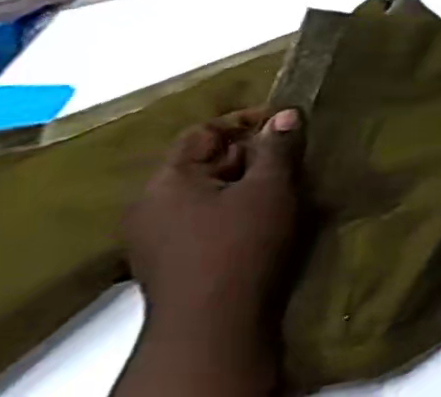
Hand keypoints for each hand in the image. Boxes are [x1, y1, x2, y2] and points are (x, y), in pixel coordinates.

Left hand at [123, 108, 304, 333]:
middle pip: (203, 161)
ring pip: (206, 189)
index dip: (246, 121)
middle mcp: (149, 205)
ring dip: (245, 180)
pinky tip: (264, 212)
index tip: (286, 123)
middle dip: (249, 152)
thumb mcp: (269, 187)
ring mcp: (155, 236)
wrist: (213, 326)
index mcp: (165, 183)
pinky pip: (203, 215)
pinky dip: (233, 206)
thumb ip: (277, 146)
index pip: (203, 132)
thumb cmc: (239, 245)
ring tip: (283, 182)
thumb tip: (284, 114)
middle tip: (291, 154)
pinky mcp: (170, 259)